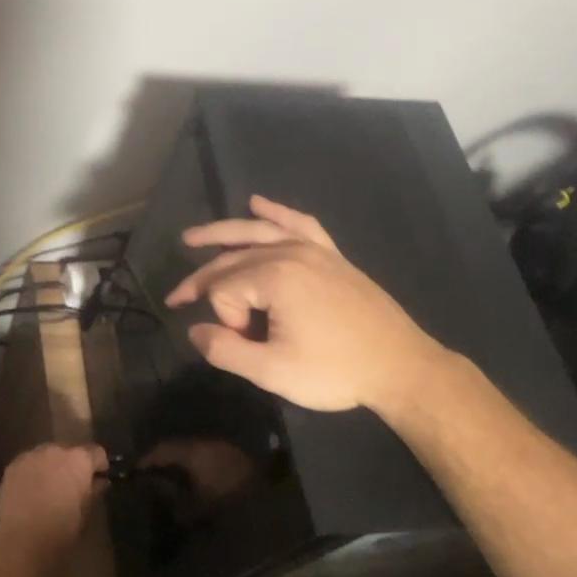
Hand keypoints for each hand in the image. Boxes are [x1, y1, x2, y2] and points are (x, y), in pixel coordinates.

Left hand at [0, 443, 105, 546]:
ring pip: (47, 456)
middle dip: (72, 465)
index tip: (98, 479)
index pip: (97, 453)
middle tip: (71, 486)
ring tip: (48, 488)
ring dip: (51, 467)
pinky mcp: (12, 466)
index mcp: (79, 459)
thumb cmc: (62, 526)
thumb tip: (100, 482)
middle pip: (69, 452)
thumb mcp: (85, 511)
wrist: (22, 536)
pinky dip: (32, 473)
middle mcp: (55, 450)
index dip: (99, 466)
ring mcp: (31, 455)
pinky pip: (28, 464)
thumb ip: (94, 490)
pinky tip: (30, 491)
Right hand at [164, 194, 450, 416]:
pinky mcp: (333, 258)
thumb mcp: (271, 371)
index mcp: (275, 277)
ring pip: (259, 234)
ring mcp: (315, 251)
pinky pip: (300, 224)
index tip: (248, 346)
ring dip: (223, 233)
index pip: (223, 292)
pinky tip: (258, 204)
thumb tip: (194, 331)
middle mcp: (292, 254)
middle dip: (201, 281)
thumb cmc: (335, 371)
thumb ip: (224, 350)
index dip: (225, 323)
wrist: (401, 367)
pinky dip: (277, 213)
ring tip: (192, 238)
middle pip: (233, 259)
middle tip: (175, 300)